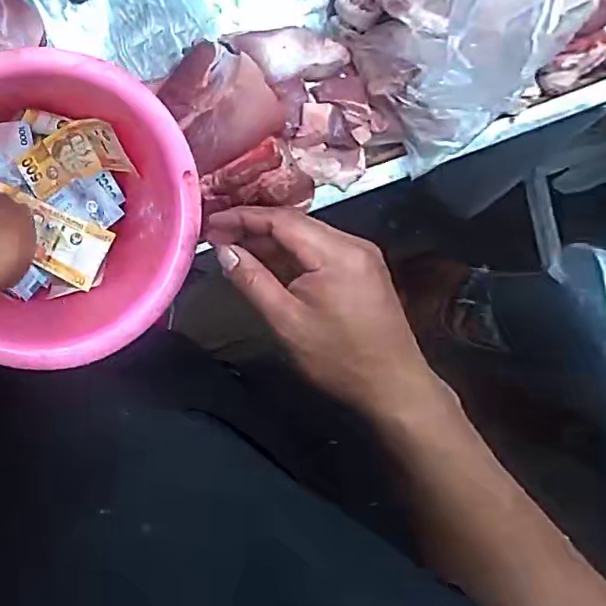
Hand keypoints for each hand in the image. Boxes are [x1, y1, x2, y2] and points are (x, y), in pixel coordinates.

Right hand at [204, 206, 449, 421]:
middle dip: (250, 225)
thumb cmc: (337, 357)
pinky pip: (314, 248)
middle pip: (292, 222)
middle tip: (214, 234)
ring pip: (302, 234)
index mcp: (336, 253)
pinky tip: (261, 259)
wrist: (395, 388)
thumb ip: (251, 279)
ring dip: (266, 238)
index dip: (241, 217)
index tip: (210, 223)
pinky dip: (284, 251)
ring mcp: (358, 256)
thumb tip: (222, 250)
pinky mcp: (359, 269)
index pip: (281, 220)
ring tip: (230, 245)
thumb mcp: (284, 320)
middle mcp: (352, 245)